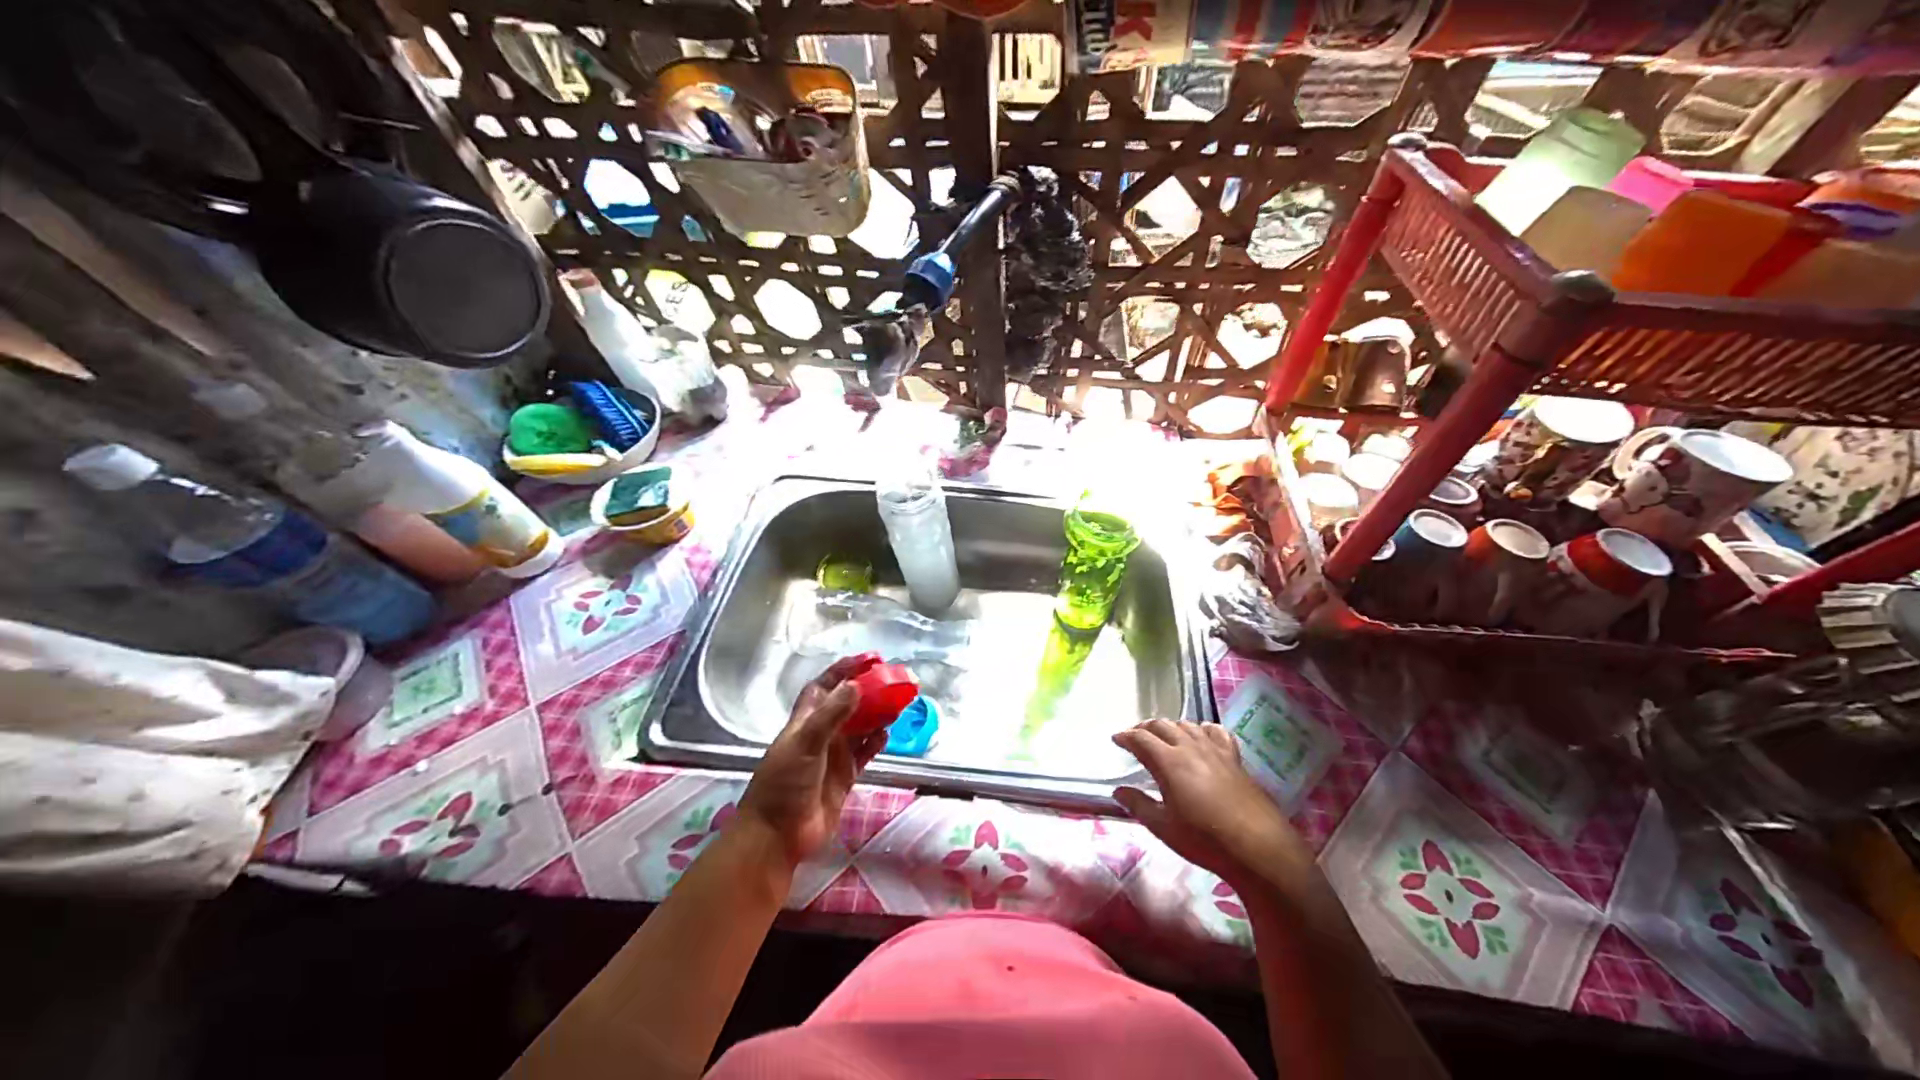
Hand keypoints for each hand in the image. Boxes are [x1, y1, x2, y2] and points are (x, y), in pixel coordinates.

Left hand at [737, 656, 889, 869]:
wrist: (778, 836)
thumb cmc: (784, 784)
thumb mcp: (805, 743)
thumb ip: (831, 715)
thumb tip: (857, 686)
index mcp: (805, 721)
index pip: (825, 686)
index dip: (843, 671)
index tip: (868, 660)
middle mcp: (820, 734)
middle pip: (847, 704)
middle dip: (868, 691)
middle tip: (893, 679)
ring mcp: (833, 756)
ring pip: (860, 727)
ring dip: (877, 714)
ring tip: (898, 702)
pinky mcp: (845, 777)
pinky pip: (865, 752)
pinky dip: (877, 741)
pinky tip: (889, 733)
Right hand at [1112, 719, 1310, 892]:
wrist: (1258, 847)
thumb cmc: (1205, 839)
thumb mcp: (1163, 827)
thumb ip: (1139, 805)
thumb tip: (1119, 792)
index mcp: (1168, 761)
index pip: (1141, 738)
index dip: (1125, 737)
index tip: (1116, 740)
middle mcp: (1190, 748)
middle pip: (1162, 725)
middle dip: (1144, 728)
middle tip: (1135, 737)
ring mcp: (1215, 750)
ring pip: (1188, 725)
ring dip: (1171, 727)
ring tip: (1164, 737)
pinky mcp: (1235, 759)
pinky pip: (1216, 732)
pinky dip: (1202, 729)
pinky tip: (1201, 736)